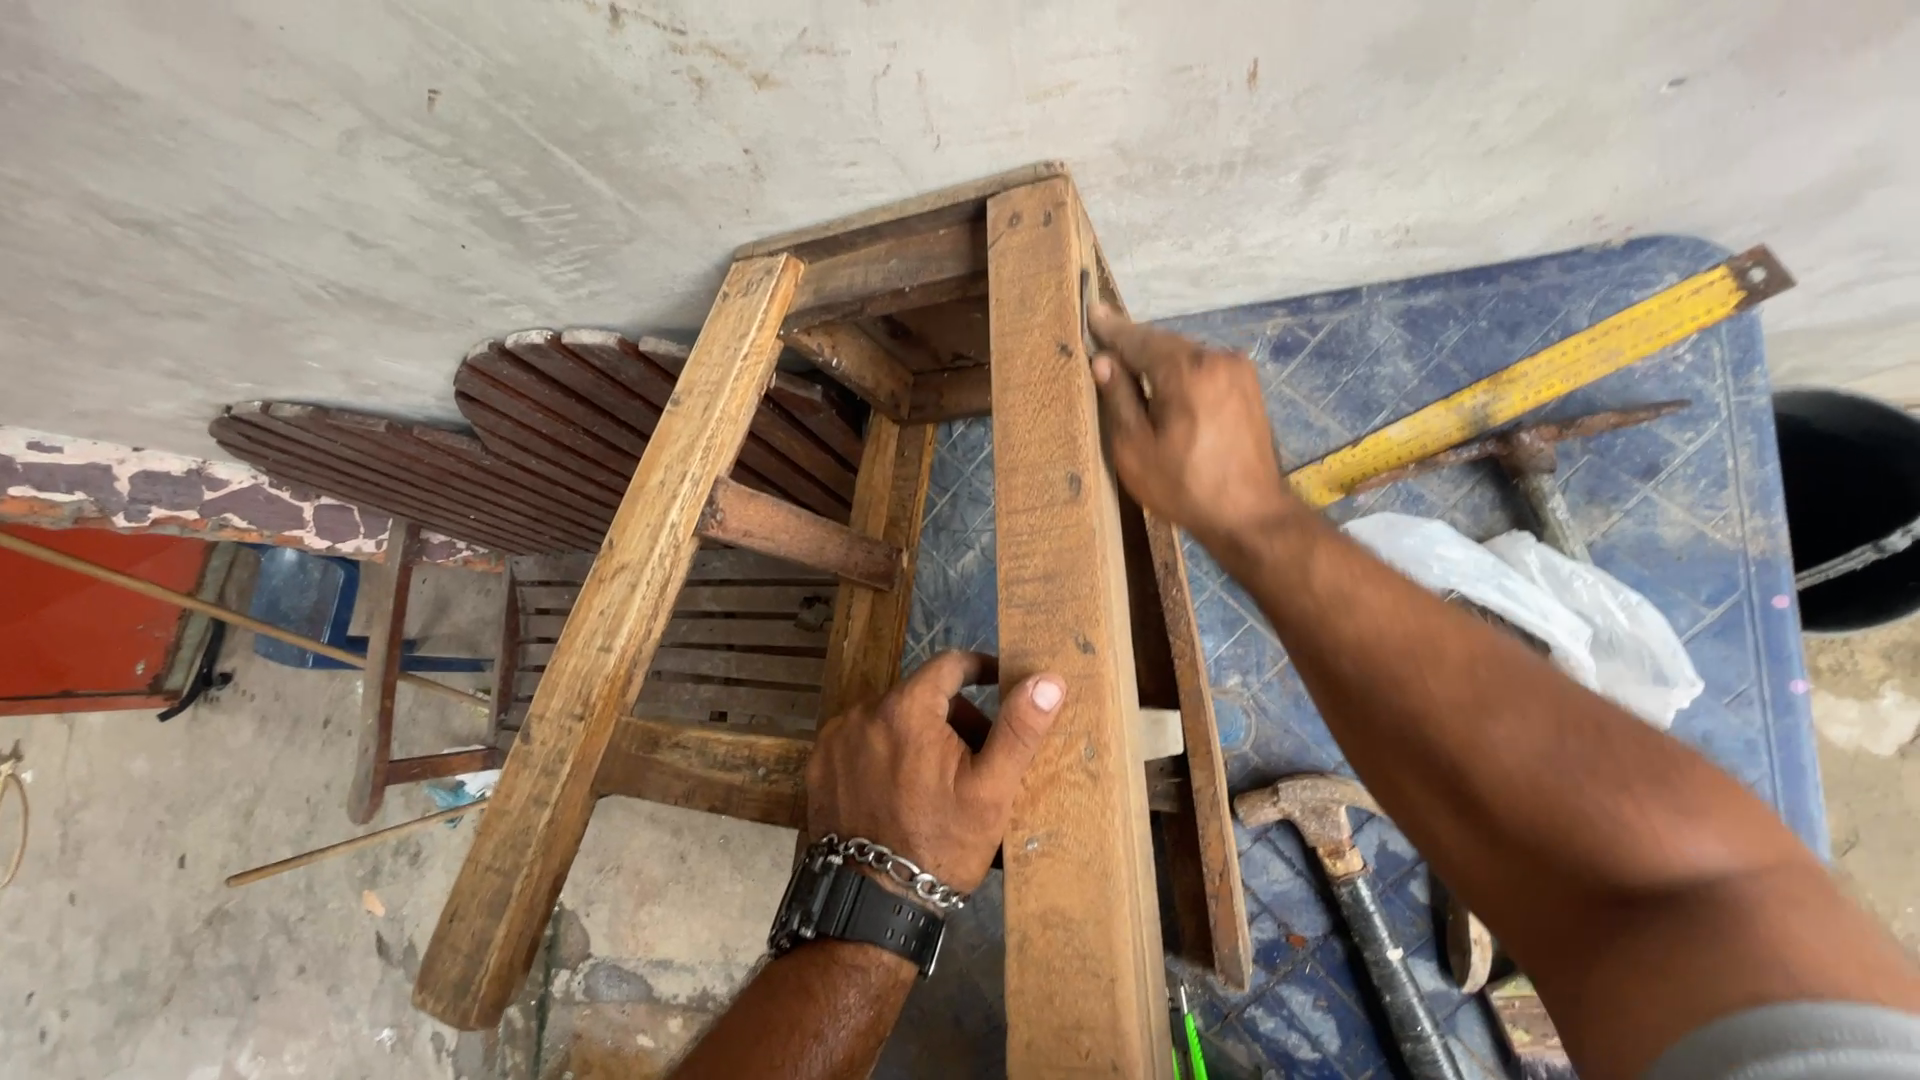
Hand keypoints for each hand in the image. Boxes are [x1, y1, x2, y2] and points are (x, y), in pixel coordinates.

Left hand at [806, 651, 1065, 894]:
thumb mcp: (991, 789)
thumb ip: (1018, 728)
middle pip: (921, 695)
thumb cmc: (941, 843)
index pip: (949, 664)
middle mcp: (862, 710)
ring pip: (891, 718)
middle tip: (979, 755)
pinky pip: (863, 740)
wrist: (874, 902)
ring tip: (940, 779)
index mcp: (905, 706)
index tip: (1001, 683)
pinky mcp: (819, 763)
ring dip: (919, 733)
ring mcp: (835, 737)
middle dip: (954, 716)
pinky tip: (900, 789)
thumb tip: (1049, 679)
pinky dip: (885, 751)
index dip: (980, 669)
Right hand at [1088, 303, 1302, 548]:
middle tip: (1105, 344)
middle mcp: (1217, 358)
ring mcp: (1239, 371)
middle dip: (1135, 347)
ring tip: (1132, 375)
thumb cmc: (1185, 487)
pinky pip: (1204, 370)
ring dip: (1159, 364)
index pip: (1138, 339)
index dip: (1112, 329)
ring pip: (1186, 357)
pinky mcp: (1249, 389)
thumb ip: (1118, 399)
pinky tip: (1166, 392)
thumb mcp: (1135, 448)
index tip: (1093, 312)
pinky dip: (1181, 375)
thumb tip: (1104, 361)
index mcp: (1186, 370)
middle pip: (1164, 345)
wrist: (1250, 515)